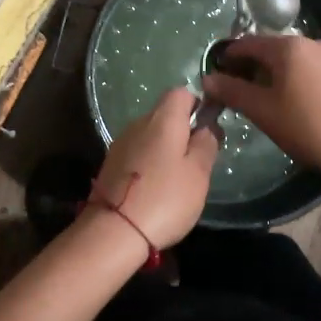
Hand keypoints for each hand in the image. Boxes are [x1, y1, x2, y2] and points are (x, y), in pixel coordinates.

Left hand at [92, 87, 218, 247]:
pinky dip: (151, 162)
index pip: (180, 92)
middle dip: (184, 130)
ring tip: (180, 179)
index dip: (197, 103)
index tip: (209, 128)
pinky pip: (138, 151)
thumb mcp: (198, 173)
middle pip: (165, 114)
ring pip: (151, 134)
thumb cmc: (165, 198)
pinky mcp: (112, 162)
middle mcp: (138, 122)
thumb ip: (206, 144)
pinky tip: (158, 187)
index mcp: (162, 119)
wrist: (115, 228)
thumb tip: (208, 125)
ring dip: (167, 149)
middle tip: (199, 161)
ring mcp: (121, 142)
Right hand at [200, 35, 320, 188]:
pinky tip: (313, 108)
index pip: (247, 44)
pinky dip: (310, 83)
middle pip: (275, 51)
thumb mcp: (262, 112)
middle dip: (257, 68)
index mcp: (289, 47)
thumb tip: (208, 78)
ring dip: (285, 75)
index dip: (229, 57)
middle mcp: (315, 43)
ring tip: (281, 103)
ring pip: (301, 62)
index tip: (219, 75)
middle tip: (247, 93)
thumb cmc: (309, 130)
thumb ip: (231, 91)